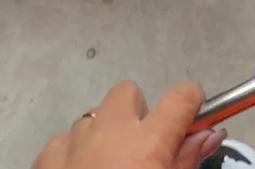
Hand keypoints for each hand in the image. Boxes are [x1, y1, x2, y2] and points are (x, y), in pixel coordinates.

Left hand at [32, 81, 225, 168]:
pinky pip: (59, 144)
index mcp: (149, 141)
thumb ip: (188, 161)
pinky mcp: (43, 165)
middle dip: (136, 114)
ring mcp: (72, 146)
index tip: (191, 120)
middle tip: (139, 152)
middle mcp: (111, 132)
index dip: (191, 102)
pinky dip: (69, 157)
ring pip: (90, 119)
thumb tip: (211, 134)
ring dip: (100, 137)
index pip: (182, 95)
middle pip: (128, 93)